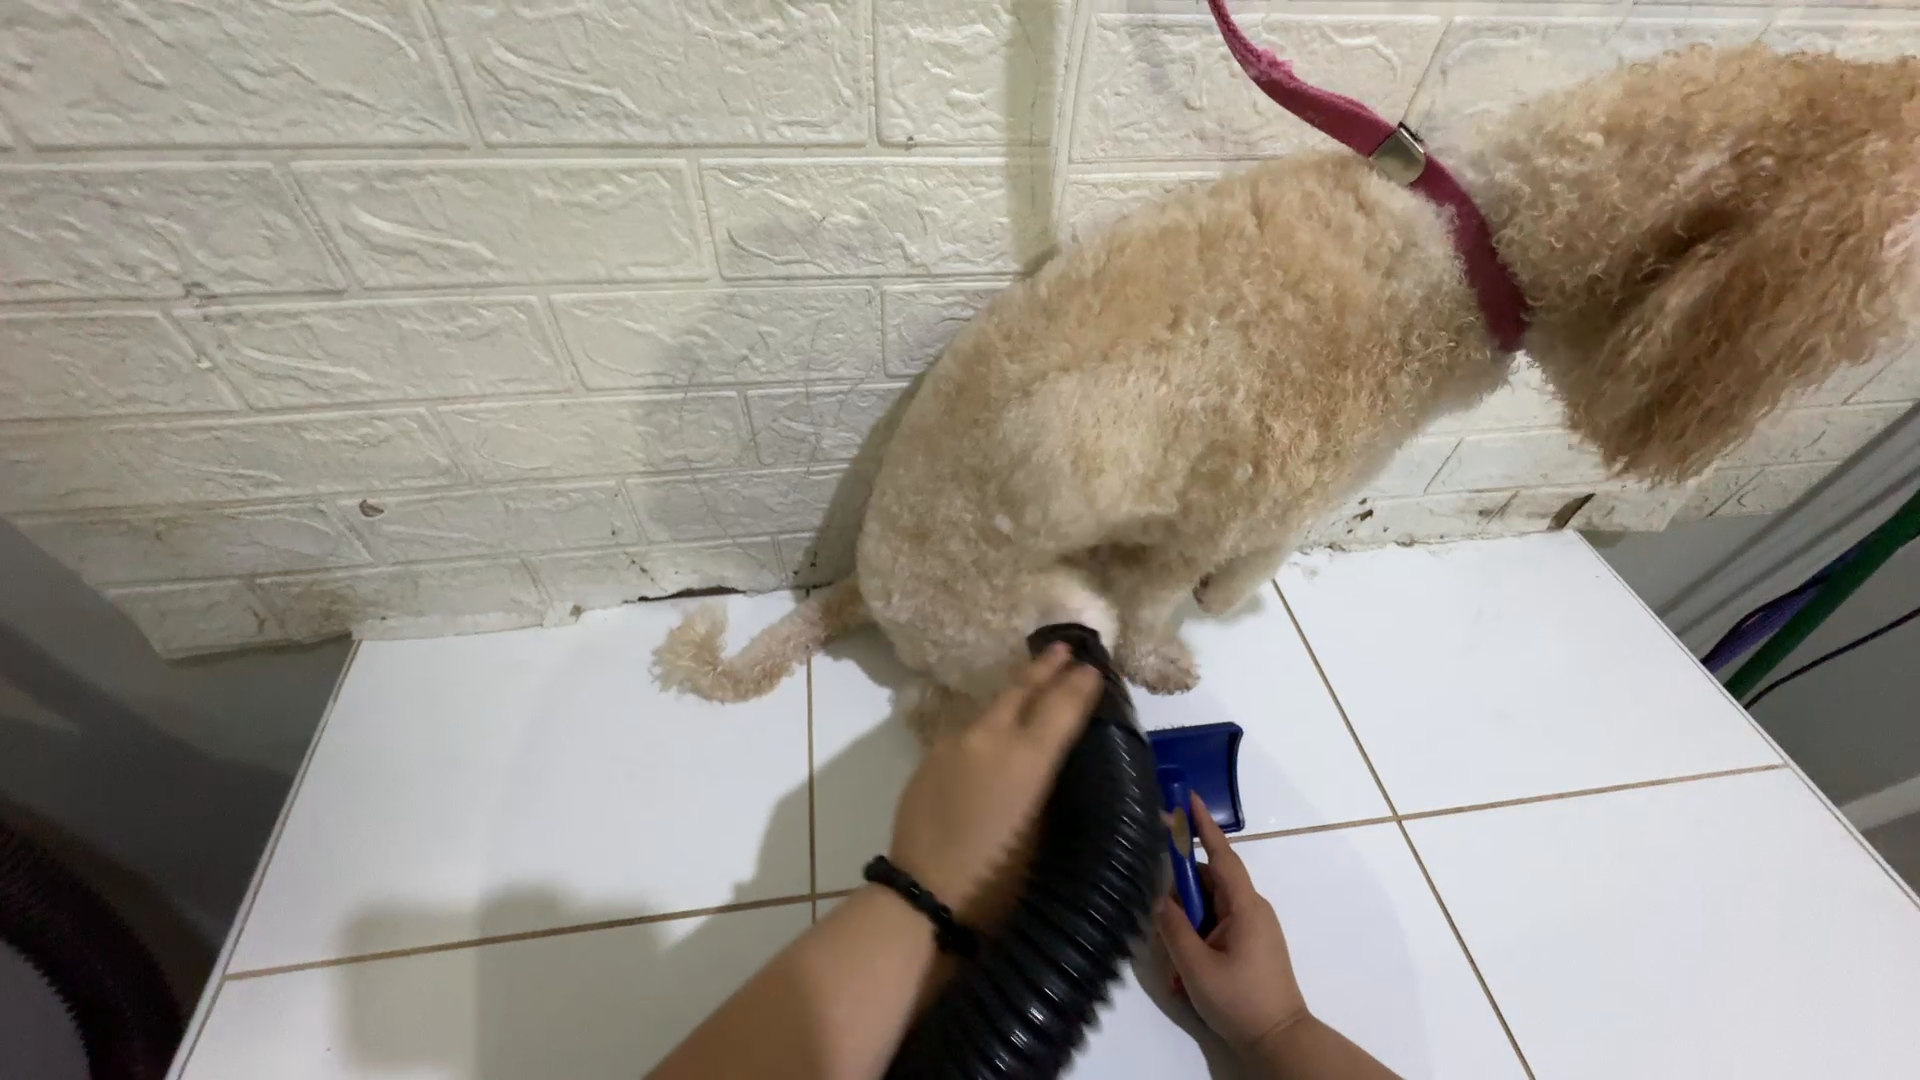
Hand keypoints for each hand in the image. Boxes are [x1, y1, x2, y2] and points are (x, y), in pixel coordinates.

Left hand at [886, 645, 1100, 924]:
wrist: (923, 897)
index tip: (1095, 666)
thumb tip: (1081, 772)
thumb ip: (1064, 796)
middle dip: (1046, 667)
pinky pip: (968, 732)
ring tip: (1034, 684)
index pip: (1062, 706)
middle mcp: (990, 738)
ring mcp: (954, 743)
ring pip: (993, 709)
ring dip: (1016, 694)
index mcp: (1027, 757)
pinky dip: (989, 725)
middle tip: (1065, 647)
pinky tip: (995, 736)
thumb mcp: (1050, 841)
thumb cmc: (1000, 882)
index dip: (1081, 684)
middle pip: (1022, 690)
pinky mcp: (930, 757)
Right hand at [1154, 792, 1309, 1052]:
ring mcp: (1252, 927)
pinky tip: (1185, 974)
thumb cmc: (1241, 1001)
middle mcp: (1250, 908)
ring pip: (1207, 909)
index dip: (1202, 825)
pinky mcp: (1249, 945)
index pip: (1220, 854)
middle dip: (1179, 896)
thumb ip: (1172, 926)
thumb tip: (1157, 897)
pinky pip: (1215, 928)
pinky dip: (1197, 942)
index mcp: (1244, 905)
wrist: (1282, 1044)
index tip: (1186, 797)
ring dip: (1186, 927)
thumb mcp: (1196, 965)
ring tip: (1174, 964)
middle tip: (1156, 912)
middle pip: (1206, 883)